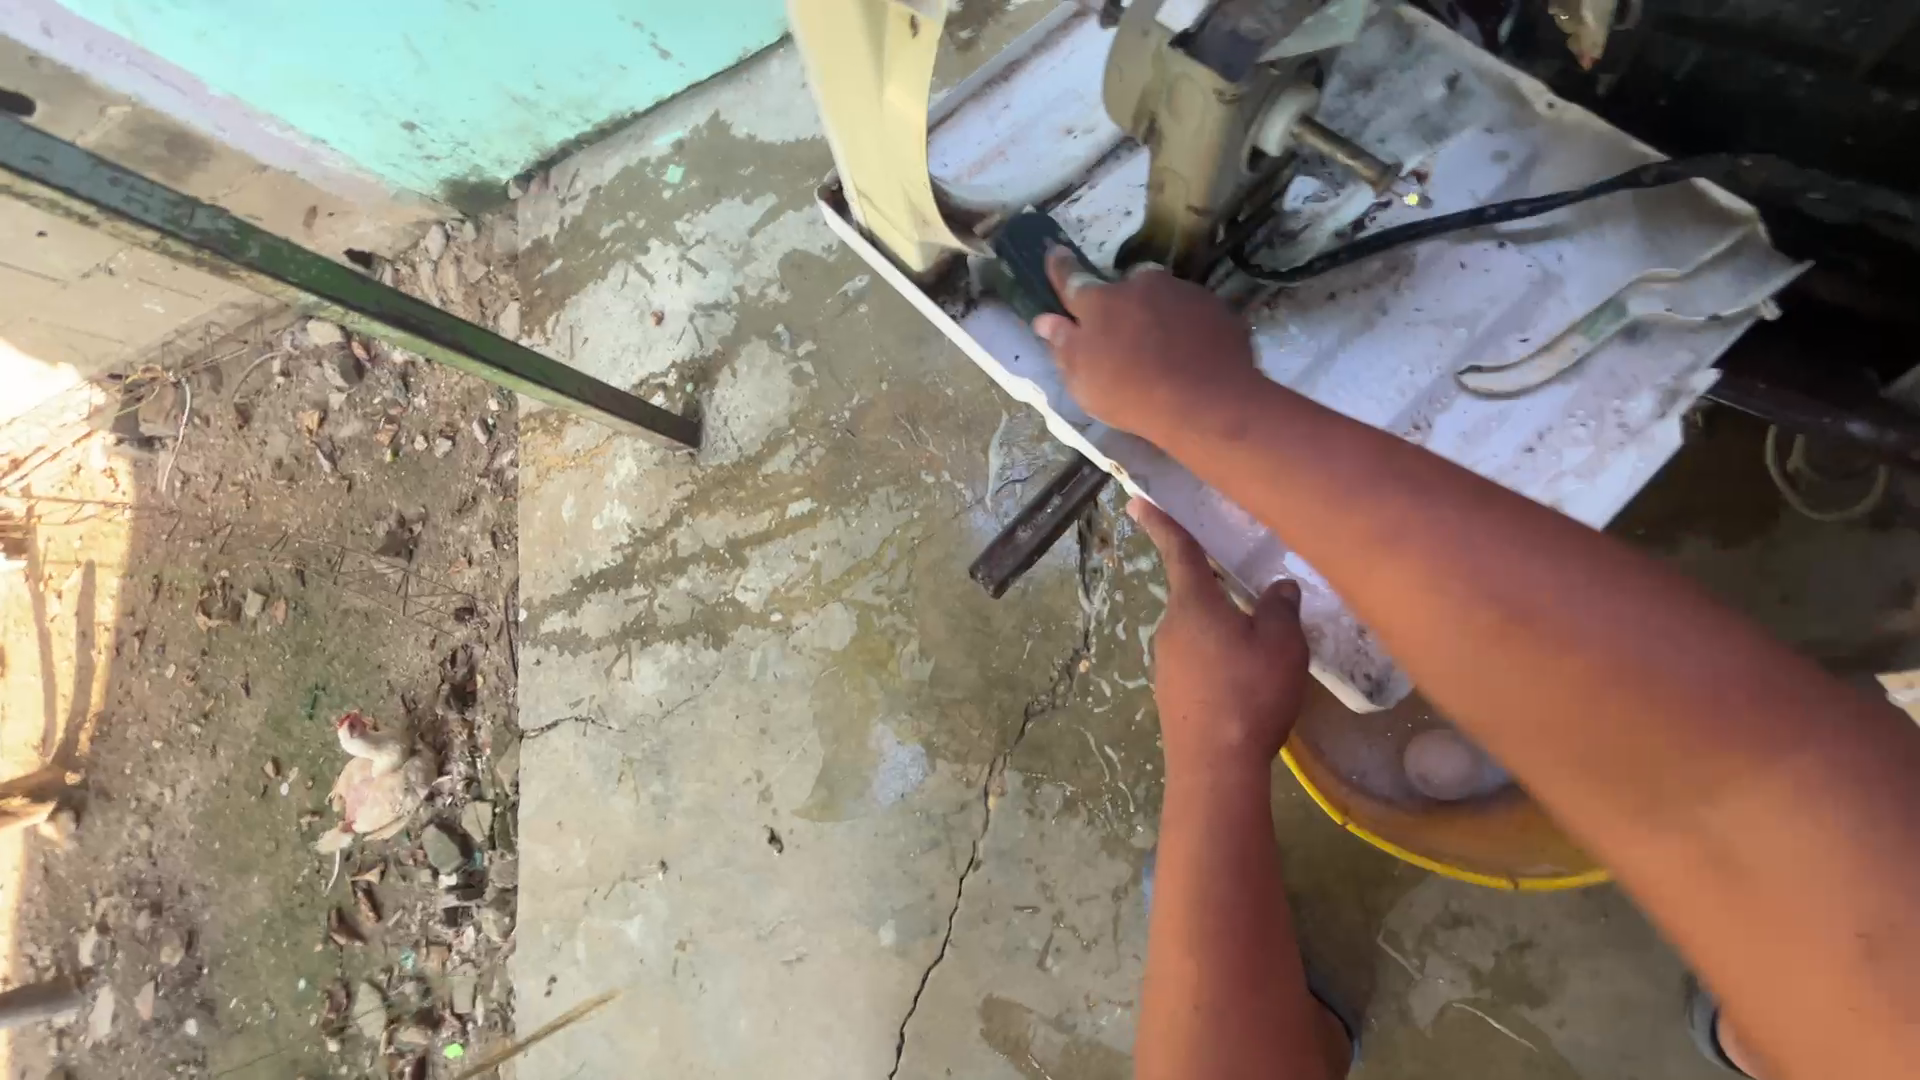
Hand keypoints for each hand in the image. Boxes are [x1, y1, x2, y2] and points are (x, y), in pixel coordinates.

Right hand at [1032, 249, 1261, 441]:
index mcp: (1100, 302)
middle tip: (1124, 331)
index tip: (1054, 251)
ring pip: (1162, 293)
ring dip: (1156, 311)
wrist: (1205, 402)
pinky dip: (1186, 325)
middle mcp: (1140, 285)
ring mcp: (1181, 291)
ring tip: (1162, 345)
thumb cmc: (1131, 394)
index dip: (1061, 267)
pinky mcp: (1215, 306)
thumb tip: (1045, 321)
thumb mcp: (1082, 380)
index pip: (1073, 279)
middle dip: (1121, 298)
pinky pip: (1192, 310)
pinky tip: (1189, 352)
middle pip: (1125, 284)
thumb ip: (1062, 346)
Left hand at [1130, 498, 1308, 782]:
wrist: (1213, 764)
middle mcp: (1170, 626)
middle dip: (1218, 591)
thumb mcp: (1282, 644)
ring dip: (1223, 631)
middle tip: (1252, 597)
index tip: (1136, 500)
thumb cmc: (1249, 693)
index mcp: (1193, 603)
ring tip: (1261, 653)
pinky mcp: (1171, 691)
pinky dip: (1218, 660)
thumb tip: (1279, 586)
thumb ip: (1281, 608)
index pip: (1178, 551)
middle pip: (1194, 595)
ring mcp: (1165, 661)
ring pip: (1198, 630)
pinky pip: (1197, 660)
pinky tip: (1244, 683)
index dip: (1161, 522)